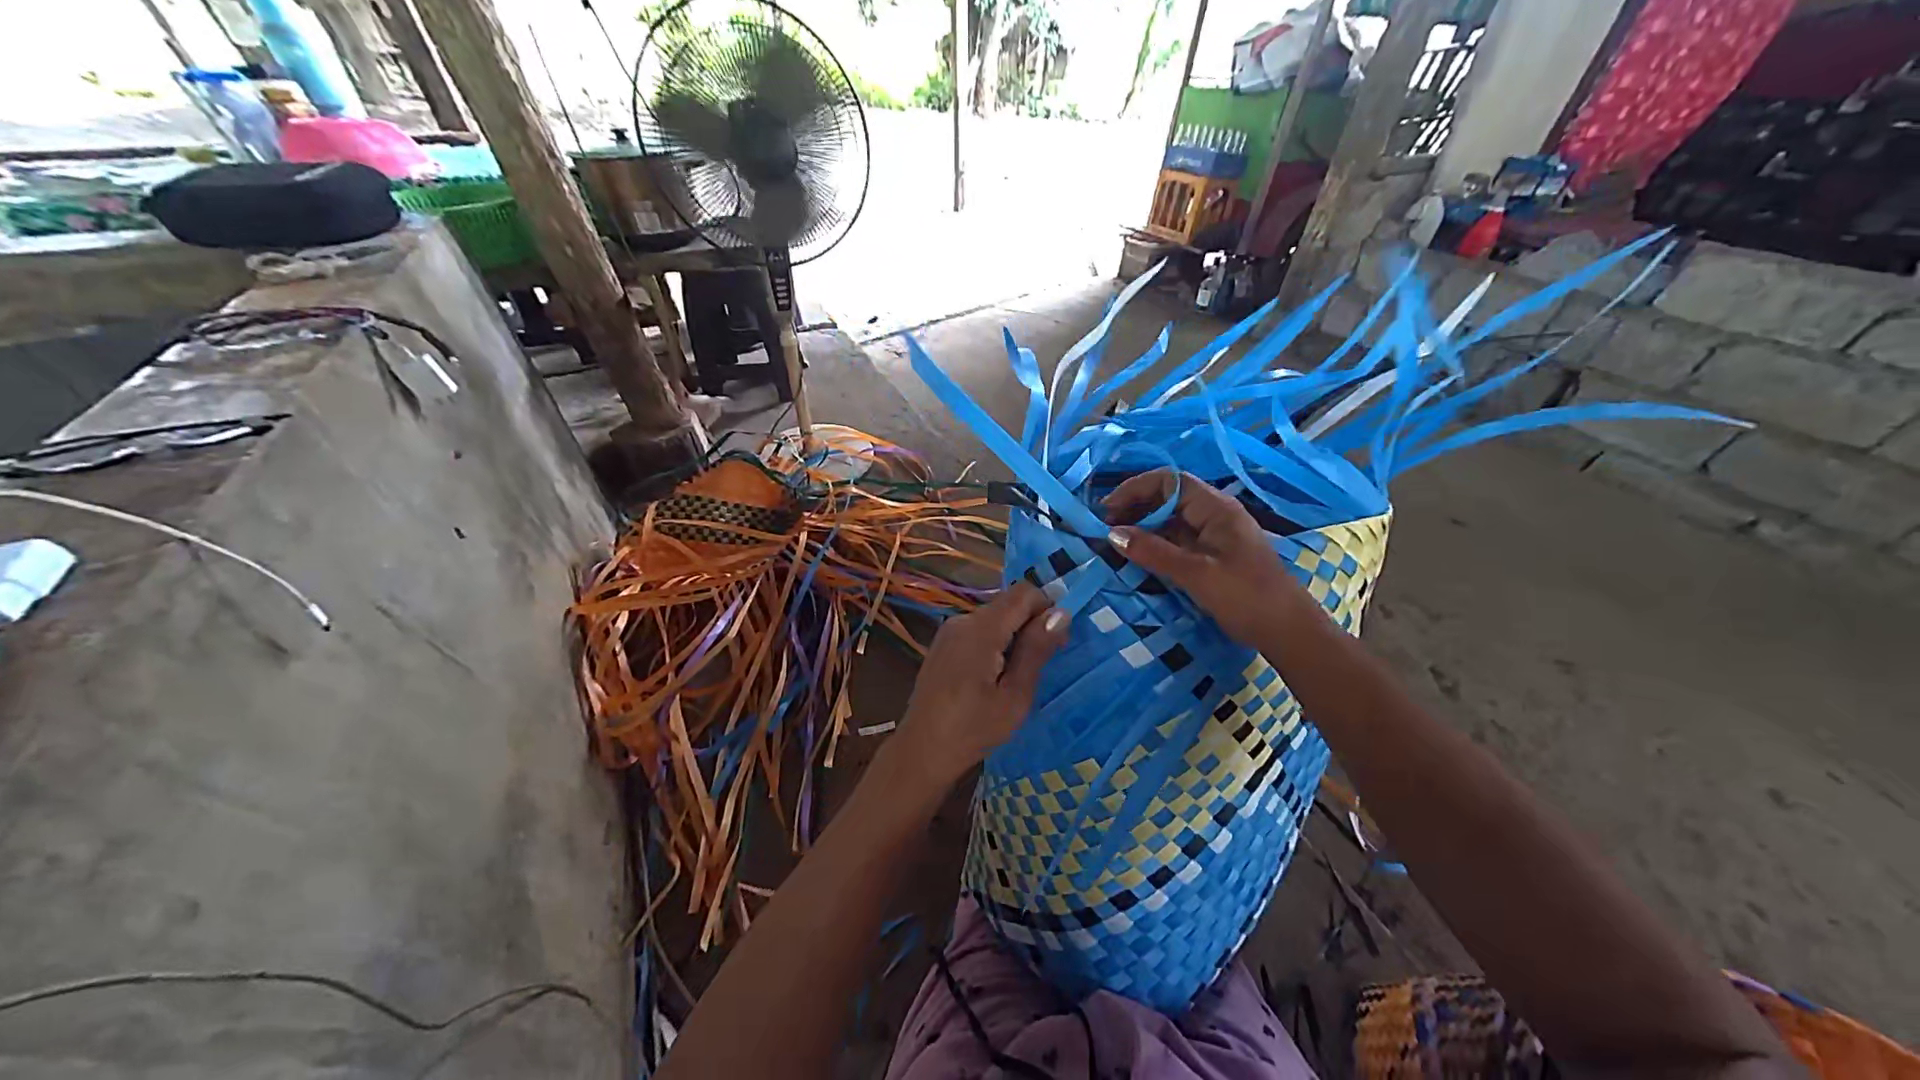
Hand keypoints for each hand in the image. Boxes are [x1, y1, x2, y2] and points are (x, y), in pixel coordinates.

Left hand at [884, 583, 1067, 787]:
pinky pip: (978, 631)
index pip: (1023, 593)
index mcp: (980, 628)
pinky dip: (995, 644)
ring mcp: (948, 631)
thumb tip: (1062, 613)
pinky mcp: (943, 645)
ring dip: (1013, 637)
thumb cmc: (973, 729)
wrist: (922, 751)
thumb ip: (1036, 649)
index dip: (1047, 608)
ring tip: (1016, 678)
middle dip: (1031, 624)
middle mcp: (962, 620)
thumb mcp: (1015, 695)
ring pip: (994, 617)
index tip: (1057, 642)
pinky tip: (994, 678)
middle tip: (1040, 667)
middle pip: (1008, 604)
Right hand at [1104, 469, 1320, 646]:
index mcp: (1216, 508)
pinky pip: (1178, 540)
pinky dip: (1155, 544)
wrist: (1288, 631)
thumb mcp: (1195, 573)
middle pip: (1168, 498)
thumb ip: (1153, 552)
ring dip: (1143, 526)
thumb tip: (1112, 533)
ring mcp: (1215, 536)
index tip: (1107, 509)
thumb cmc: (1246, 597)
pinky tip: (1138, 556)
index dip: (1135, 489)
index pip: (1169, 481)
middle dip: (1135, 506)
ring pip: (1171, 520)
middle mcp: (1215, 515)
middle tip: (1105, 526)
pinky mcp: (1213, 556)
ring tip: (1115, 541)